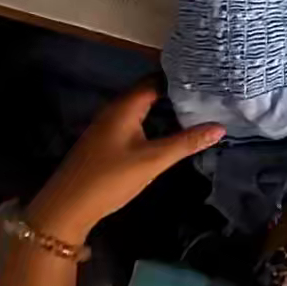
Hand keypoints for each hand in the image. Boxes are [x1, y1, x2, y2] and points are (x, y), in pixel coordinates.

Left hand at [26, 81, 223, 242]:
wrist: (65, 209)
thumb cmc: (110, 178)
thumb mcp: (153, 161)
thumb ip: (186, 142)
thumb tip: (220, 127)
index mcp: (125, 106)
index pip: (156, 79)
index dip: (180, 76)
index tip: (206, 76)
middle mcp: (115, 109)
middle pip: (149, 91)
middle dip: (175, 91)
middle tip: (206, 92)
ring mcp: (107, 125)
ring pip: (141, 107)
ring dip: (164, 106)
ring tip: (194, 107)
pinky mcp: (105, 141)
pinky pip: (135, 119)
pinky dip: (153, 119)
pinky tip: (168, 129)